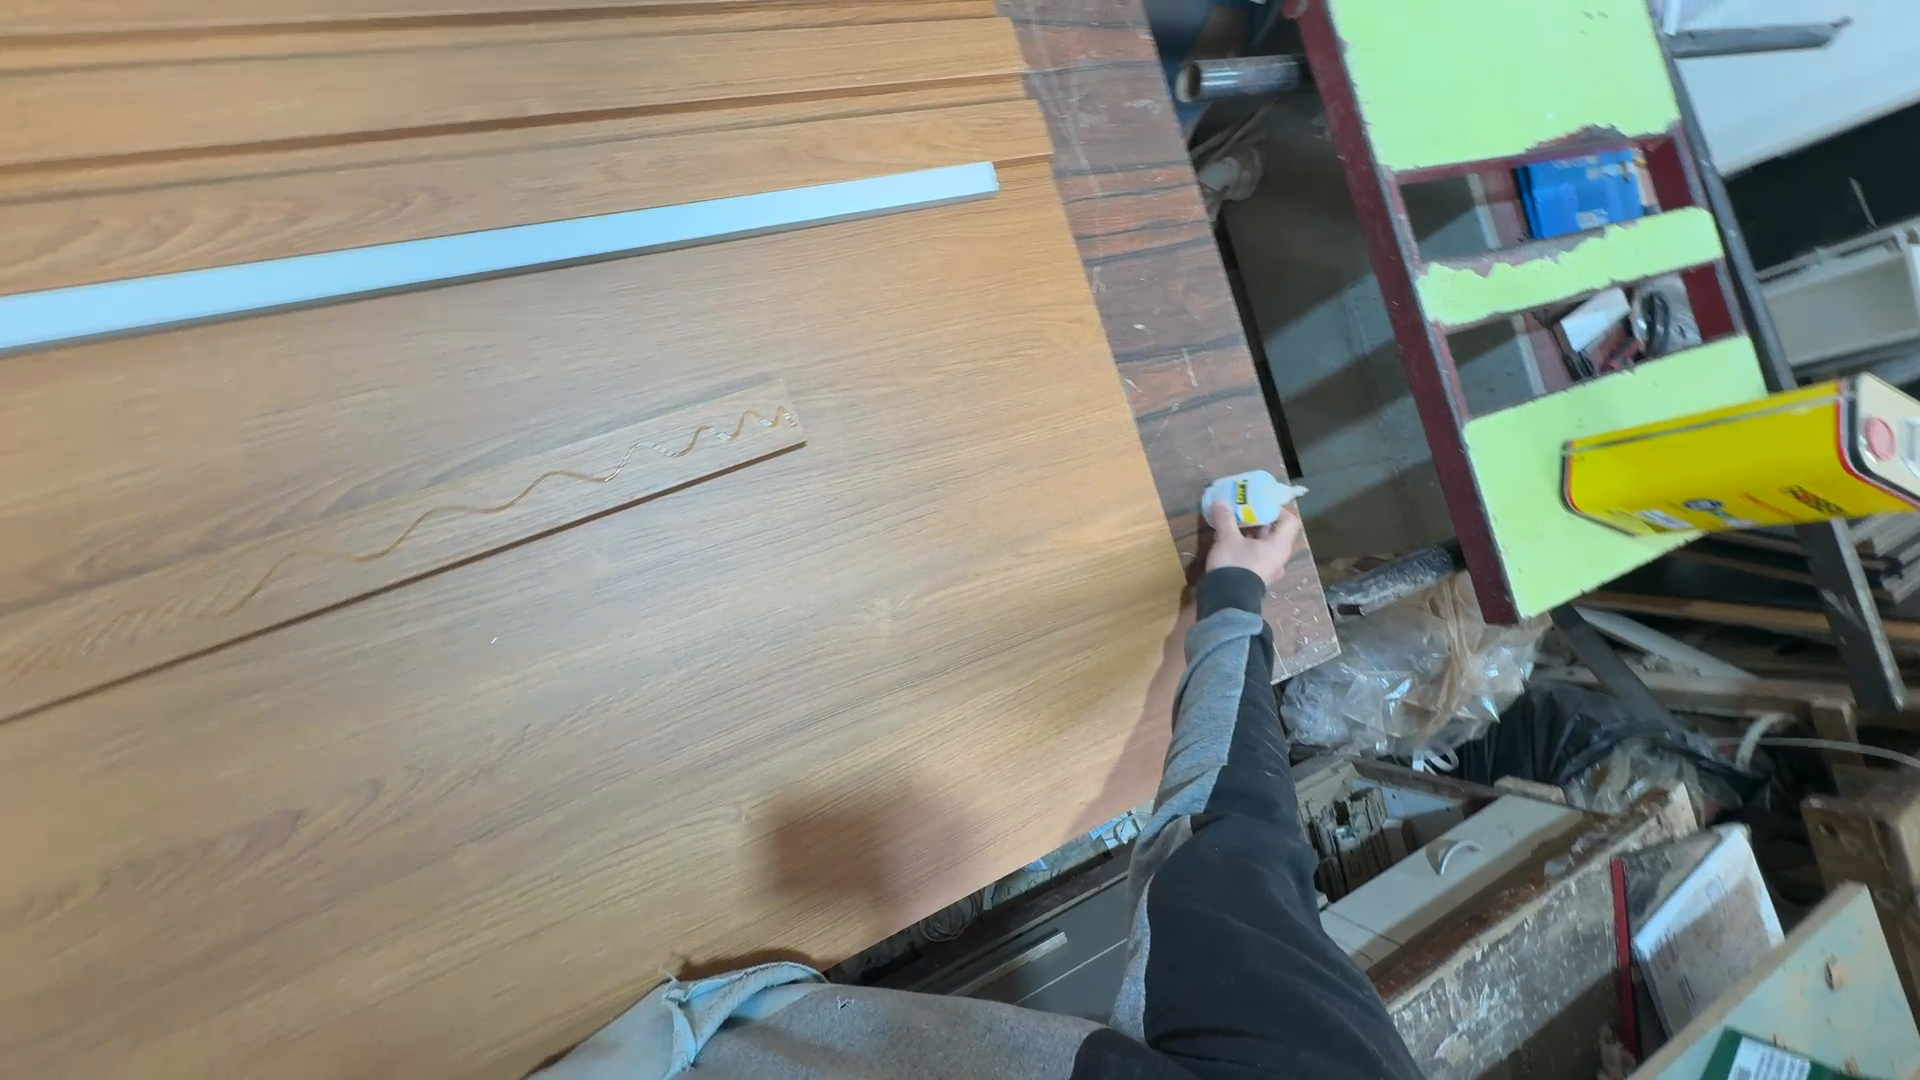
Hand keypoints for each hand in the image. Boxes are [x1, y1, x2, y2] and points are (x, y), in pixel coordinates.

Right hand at [1203, 499, 1301, 587]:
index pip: (1290, 521)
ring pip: (1264, 546)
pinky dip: (1247, 547)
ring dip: (1251, 535)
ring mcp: (1269, 570)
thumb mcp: (1227, 538)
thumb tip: (1221, 501)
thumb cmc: (1235, 564)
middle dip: (1258, 521)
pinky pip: (1257, 557)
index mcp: (1280, 545)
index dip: (1277, 510)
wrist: (1227, 599)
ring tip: (1233, 526)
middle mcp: (1279, 557)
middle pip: (1275, 533)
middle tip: (1243, 512)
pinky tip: (1231, 545)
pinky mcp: (1257, 577)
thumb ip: (1226, 519)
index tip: (1260, 504)